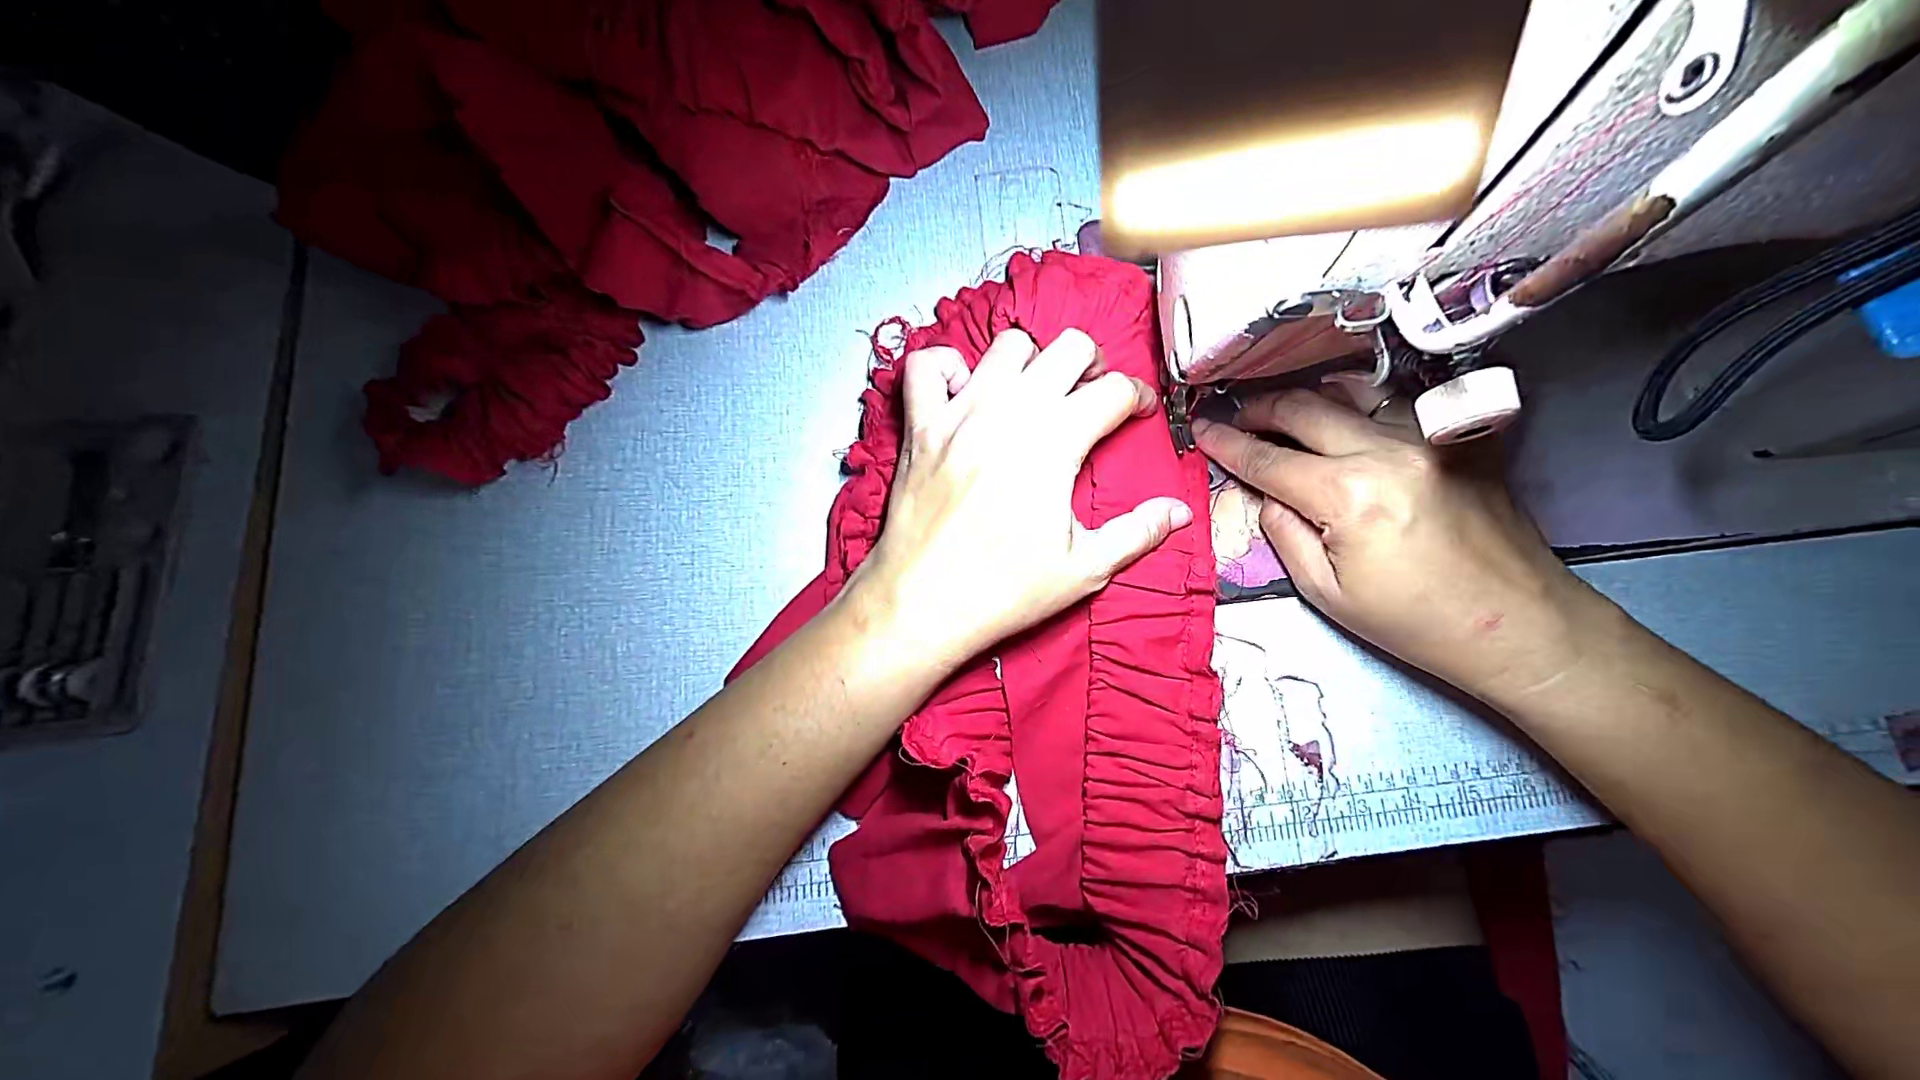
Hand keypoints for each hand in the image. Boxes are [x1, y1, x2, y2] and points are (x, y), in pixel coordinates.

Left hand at [840, 328, 1193, 674]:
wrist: (922, 605)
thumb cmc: (1002, 591)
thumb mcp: (1085, 569)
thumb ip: (1138, 533)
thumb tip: (1177, 513)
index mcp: (1055, 442)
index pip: (1114, 390)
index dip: (1139, 396)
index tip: (1139, 411)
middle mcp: (1008, 413)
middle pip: (1068, 349)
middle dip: (1093, 365)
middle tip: (1093, 395)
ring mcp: (958, 415)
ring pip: (1007, 345)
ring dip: (1032, 361)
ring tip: (1037, 392)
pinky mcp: (920, 427)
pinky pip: (928, 366)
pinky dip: (949, 367)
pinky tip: (966, 393)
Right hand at [1194, 387, 1599, 700]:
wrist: (1519, 626)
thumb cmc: (1416, 622)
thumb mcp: (1325, 592)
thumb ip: (1282, 532)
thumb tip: (1263, 494)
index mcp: (1349, 496)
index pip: (1268, 459)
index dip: (1227, 443)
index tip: (1202, 430)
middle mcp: (1390, 452)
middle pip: (1304, 409)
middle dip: (1258, 409)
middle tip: (1235, 418)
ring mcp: (1431, 438)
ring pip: (1351, 393)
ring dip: (1306, 398)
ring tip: (1281, 412)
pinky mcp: (1460, 440)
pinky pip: (1397, 404)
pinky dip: (1358, 403)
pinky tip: (1342, 414)